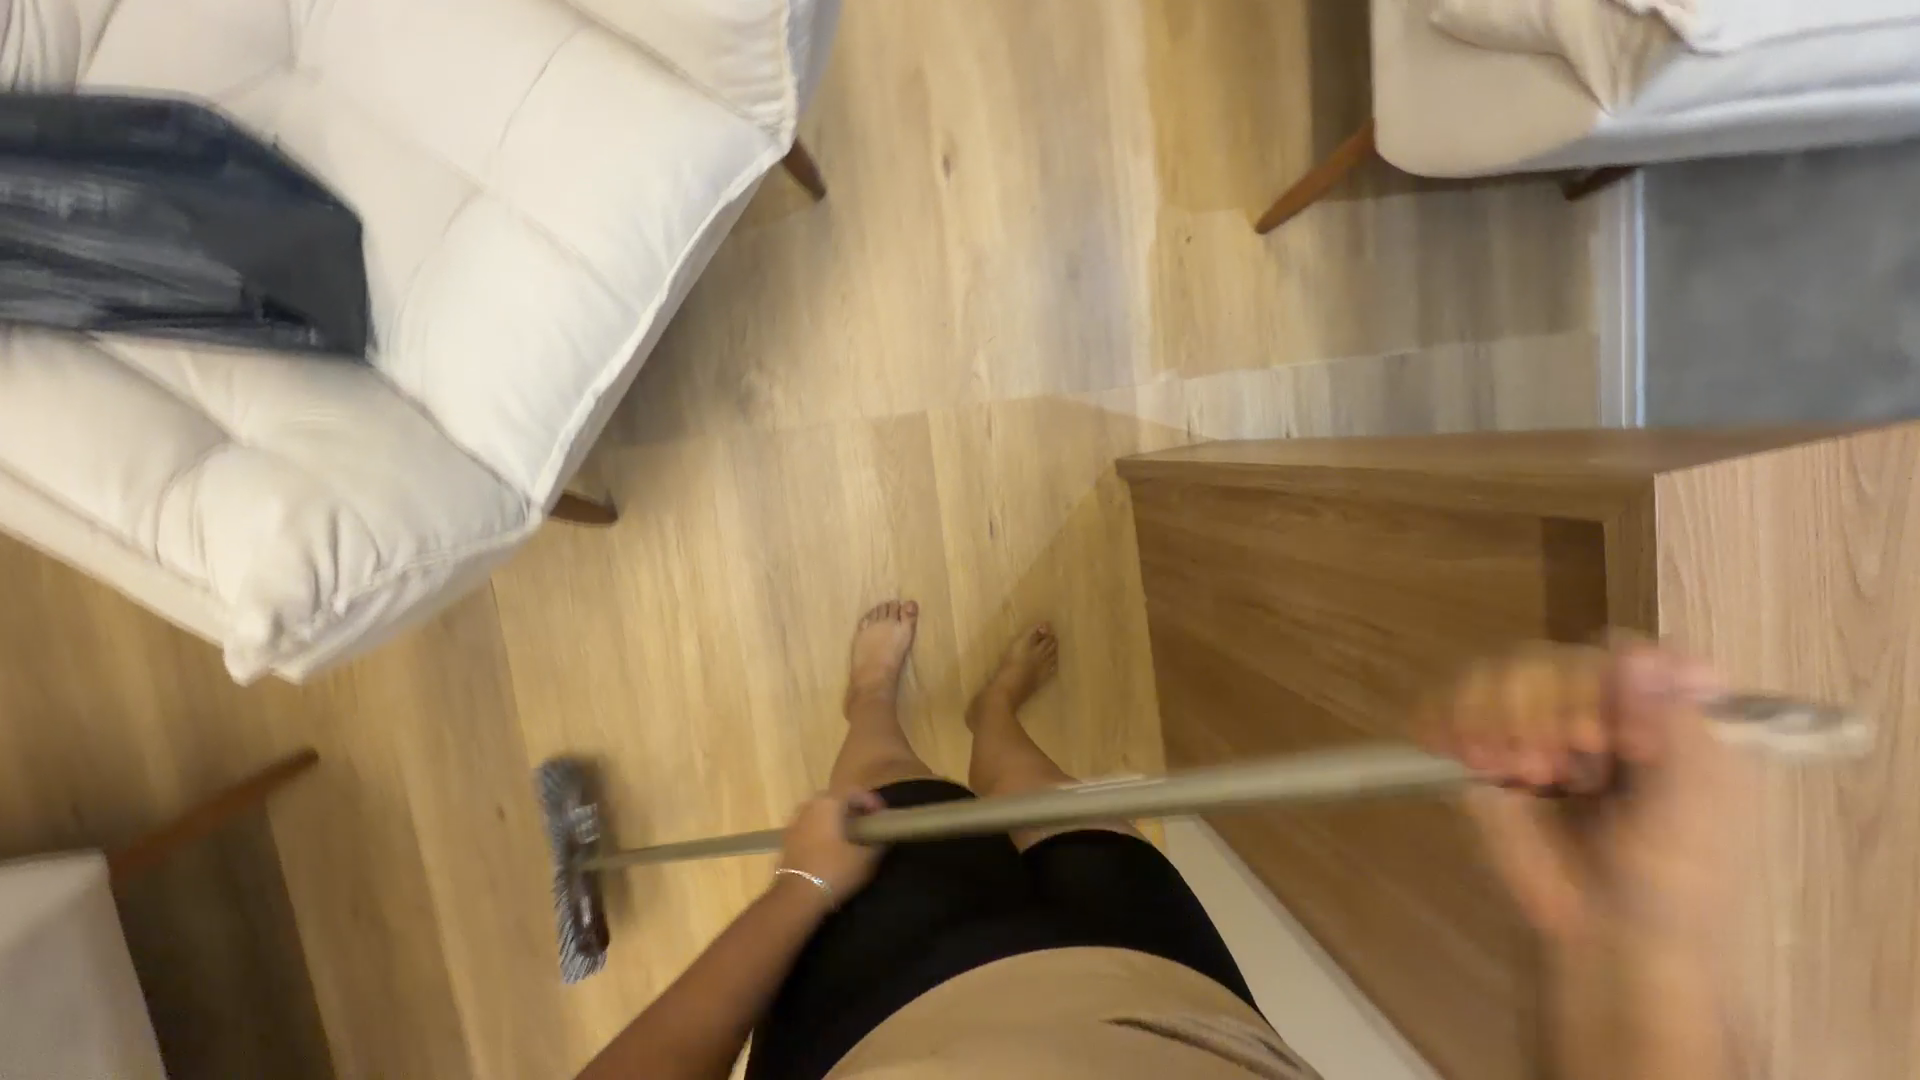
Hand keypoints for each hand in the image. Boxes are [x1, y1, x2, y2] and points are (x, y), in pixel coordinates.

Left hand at [776, 791, 886, 908]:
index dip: (871, 801)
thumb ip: (878, 844)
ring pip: (820, 814)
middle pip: (835, 800)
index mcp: (828, 803)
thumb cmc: (834, 871)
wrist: (796, 898)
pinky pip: (810, 828)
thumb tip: (885, 838)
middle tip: (867, 824)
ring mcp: (795, 823)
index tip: (882, 816)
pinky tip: (832, 848)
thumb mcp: (865, 859)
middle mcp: (809, 806)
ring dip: (836, 820)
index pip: (854, 791)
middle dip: (853, 809)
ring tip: (851, 836)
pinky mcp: (787, 841)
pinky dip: (823, 832)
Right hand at [1421, 639, 1759, 945]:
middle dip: (1535, 709)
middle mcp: (1589, 704)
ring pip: (1486, 675)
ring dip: (1487, 718)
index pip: (1617, 651)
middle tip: (1549, 770)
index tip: (1611, 744)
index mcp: (1654, 708)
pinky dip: (1440, 720)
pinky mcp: (1480, 745)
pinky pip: (1443, 703)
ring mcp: (1528, 723)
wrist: (1609, 937)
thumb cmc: (1674, 883)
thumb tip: (1641, 654)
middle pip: (1541, 660)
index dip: (1600, 681)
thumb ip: (1674, 728)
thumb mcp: (1694, 809)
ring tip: (1509, 773)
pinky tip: (1460, 757)